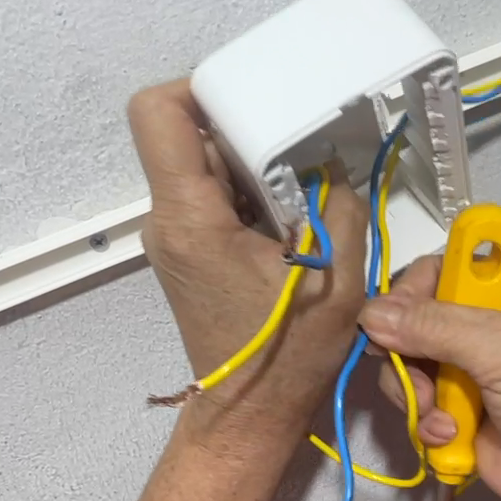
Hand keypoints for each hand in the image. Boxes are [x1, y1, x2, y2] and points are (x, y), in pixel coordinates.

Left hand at [128, 80, 368, 441]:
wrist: (249, 413)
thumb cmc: (288, 356)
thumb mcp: (337, 282)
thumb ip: (341, 208)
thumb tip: (331, 169)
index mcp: (191, 218)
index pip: (159, 113)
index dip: (200, 86)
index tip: (255, 99)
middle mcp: (168, 222)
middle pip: (187, 137)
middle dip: (245, 130)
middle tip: (301, 148)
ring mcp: (174, 240)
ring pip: (202, 169)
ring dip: (251, 168)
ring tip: (303, 191)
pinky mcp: (188, 256)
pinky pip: (211, 201)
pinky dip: (248, 197)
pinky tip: (290, 223)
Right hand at [359, 256, 500, 500]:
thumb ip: (438, 327)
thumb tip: (368, 314)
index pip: (436, 272)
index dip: (407, 296)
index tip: (391, 325)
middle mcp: (482, 326)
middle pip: (409, 322)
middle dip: (406, 355)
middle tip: (422, 385)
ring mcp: (467, 374)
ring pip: (406, 368)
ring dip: (414, 396)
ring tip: (442, 422)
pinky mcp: (458, 416)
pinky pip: (416, 409)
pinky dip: (424, 425)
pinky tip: (448, 440)